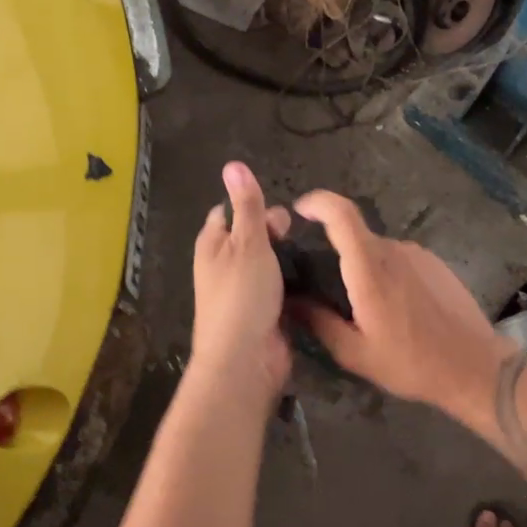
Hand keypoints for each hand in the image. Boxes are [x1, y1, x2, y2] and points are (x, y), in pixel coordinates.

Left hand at [188, 162, 292, 409]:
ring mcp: (243, 292)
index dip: (250, 204)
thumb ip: (246, 205)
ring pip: (267, 264)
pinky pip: (279, 288)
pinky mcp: (263, 313)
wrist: (245, 362)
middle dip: (275, 231)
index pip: (227, 211)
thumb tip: (233, 164)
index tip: (281, 209)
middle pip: (250, 236)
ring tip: (314, 251)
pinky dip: (293, 282)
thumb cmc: (242, 295)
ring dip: (286, 258)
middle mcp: (223, 266)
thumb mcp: (247, 242)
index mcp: (212, 245)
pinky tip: (315, 278)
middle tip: (298, 233)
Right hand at [293, 190, 507, 420]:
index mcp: (369, 268)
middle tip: (328, 291)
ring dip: (365, 270)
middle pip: (355, 236)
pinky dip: (388, 275)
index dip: (317, 202)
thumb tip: (290, 301)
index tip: (300, 210)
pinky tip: (396, 309)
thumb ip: (319, 322)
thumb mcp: (356, 354)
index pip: (341, 214)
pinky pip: (400, 260)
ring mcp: (418, 253)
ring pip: (378, 251)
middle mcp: (393, 250)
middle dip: (337, 255)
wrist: (475, 367)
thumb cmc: (412, 363)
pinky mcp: (435, 262)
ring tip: (367, 310)